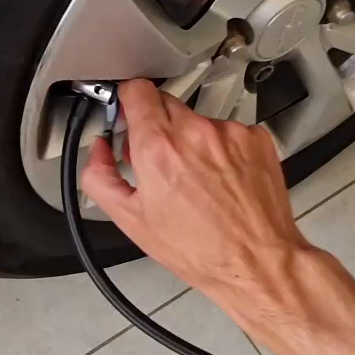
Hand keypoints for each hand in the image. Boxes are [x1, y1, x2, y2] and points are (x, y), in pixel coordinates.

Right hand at [81, 79, 313, 302]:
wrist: (256, 262)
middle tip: (161, 159)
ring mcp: (229, 133)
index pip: (137, 91)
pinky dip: (223, 149)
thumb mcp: (132, 221)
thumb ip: (100, 177)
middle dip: (158, 126)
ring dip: (193, 140)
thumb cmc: (201, 250)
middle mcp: (195, 133)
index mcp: (159, 149)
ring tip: (199, 179)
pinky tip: (223, 179)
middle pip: (166, 103)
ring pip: (198, 120)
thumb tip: (98, 152)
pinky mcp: (256, 139)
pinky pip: (229, 132)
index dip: (128, 100)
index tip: (129, 111)